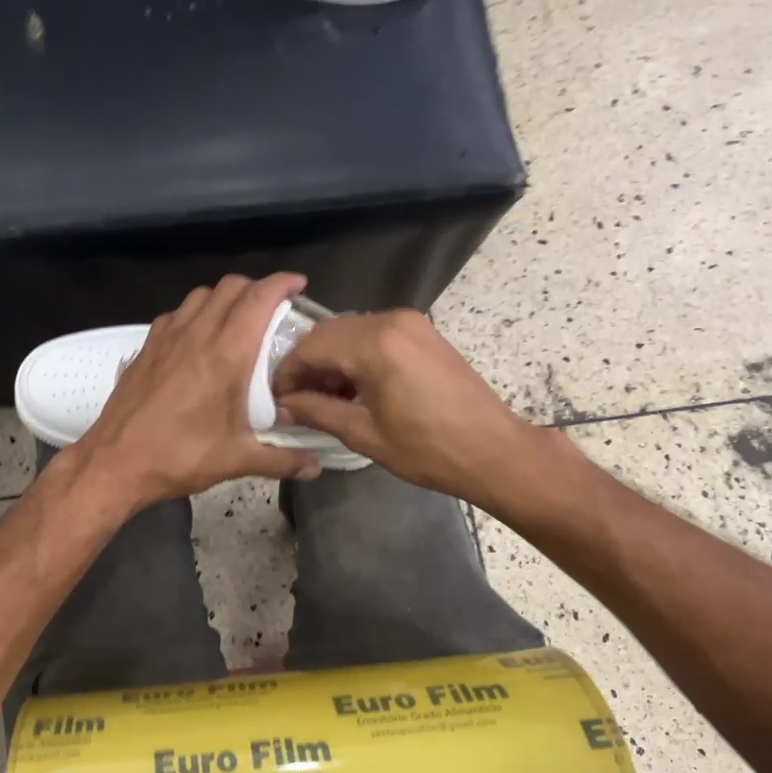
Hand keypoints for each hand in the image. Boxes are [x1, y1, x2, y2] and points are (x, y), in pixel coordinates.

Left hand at [66, 274, 323, 511]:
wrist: (116, 462)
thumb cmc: (181, 457)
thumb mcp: (238, 460)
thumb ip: (282, 460)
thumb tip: (316, 468)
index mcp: (226, 352)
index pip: (259, 298)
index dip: (282, 283)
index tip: (298, 285)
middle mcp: (197, 334)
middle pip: (230, 287)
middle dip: (256, 288)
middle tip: (272, 308)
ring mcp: (166, 337)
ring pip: (200, 296)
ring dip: (223, 298)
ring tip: (236, 320)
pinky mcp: (145, 348)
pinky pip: (175, 315)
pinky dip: (194, 315)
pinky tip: (197, 340)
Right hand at [272, 310, 547, 508]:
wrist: (494, 451)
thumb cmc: (428, 449)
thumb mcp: (364, 434)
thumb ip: (318, 412)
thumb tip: (284, 406)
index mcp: (374, 344)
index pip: (310, 346)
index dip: (287, 373)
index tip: (277, 400)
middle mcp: (391, 321)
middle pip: (328, 333)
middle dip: (307, 365)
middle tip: (297, 401)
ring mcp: (411, 323)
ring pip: (351, 332)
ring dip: (331, 360)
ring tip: (325, 399)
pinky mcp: (424, 332)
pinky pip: (375, 335)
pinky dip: (356, 356)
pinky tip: (354, 389)